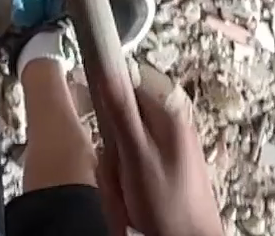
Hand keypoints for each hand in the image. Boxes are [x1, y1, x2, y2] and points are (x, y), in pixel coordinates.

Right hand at [96, 76, 224, 235]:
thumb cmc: (170, 209)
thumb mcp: (138, 156)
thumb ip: (121, 111)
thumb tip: (107, 66)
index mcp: (169, 117)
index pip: (128, 86)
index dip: (110, 106)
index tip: (104, 129)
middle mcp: (169, 130)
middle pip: (122, 123)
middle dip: (113, 153)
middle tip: (119, 176)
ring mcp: (167, 153)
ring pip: (123, 150)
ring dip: (117, 175)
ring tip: (127, 198)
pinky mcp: (163, 174)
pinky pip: (132, 169)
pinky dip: (126, 187)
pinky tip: (132, 205)